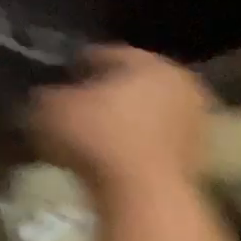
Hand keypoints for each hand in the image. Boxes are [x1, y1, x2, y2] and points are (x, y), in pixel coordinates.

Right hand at [32, 44, 212, 193]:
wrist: (142, 187)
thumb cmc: (94, 136)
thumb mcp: (48, 109)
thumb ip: (45, 94)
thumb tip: (46, 92)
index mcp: (146, 63)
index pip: (104, 53)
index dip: (73, 64)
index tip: (51, 76)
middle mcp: (178, 80)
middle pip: (130, 79)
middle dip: (100, 89)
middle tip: (69, 102)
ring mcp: (194, 113)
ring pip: (144, 106)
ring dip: (118, 115)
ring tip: (85, 130)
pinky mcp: (195, 144)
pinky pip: (153, 131)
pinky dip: (130, 136)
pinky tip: (105, 149)